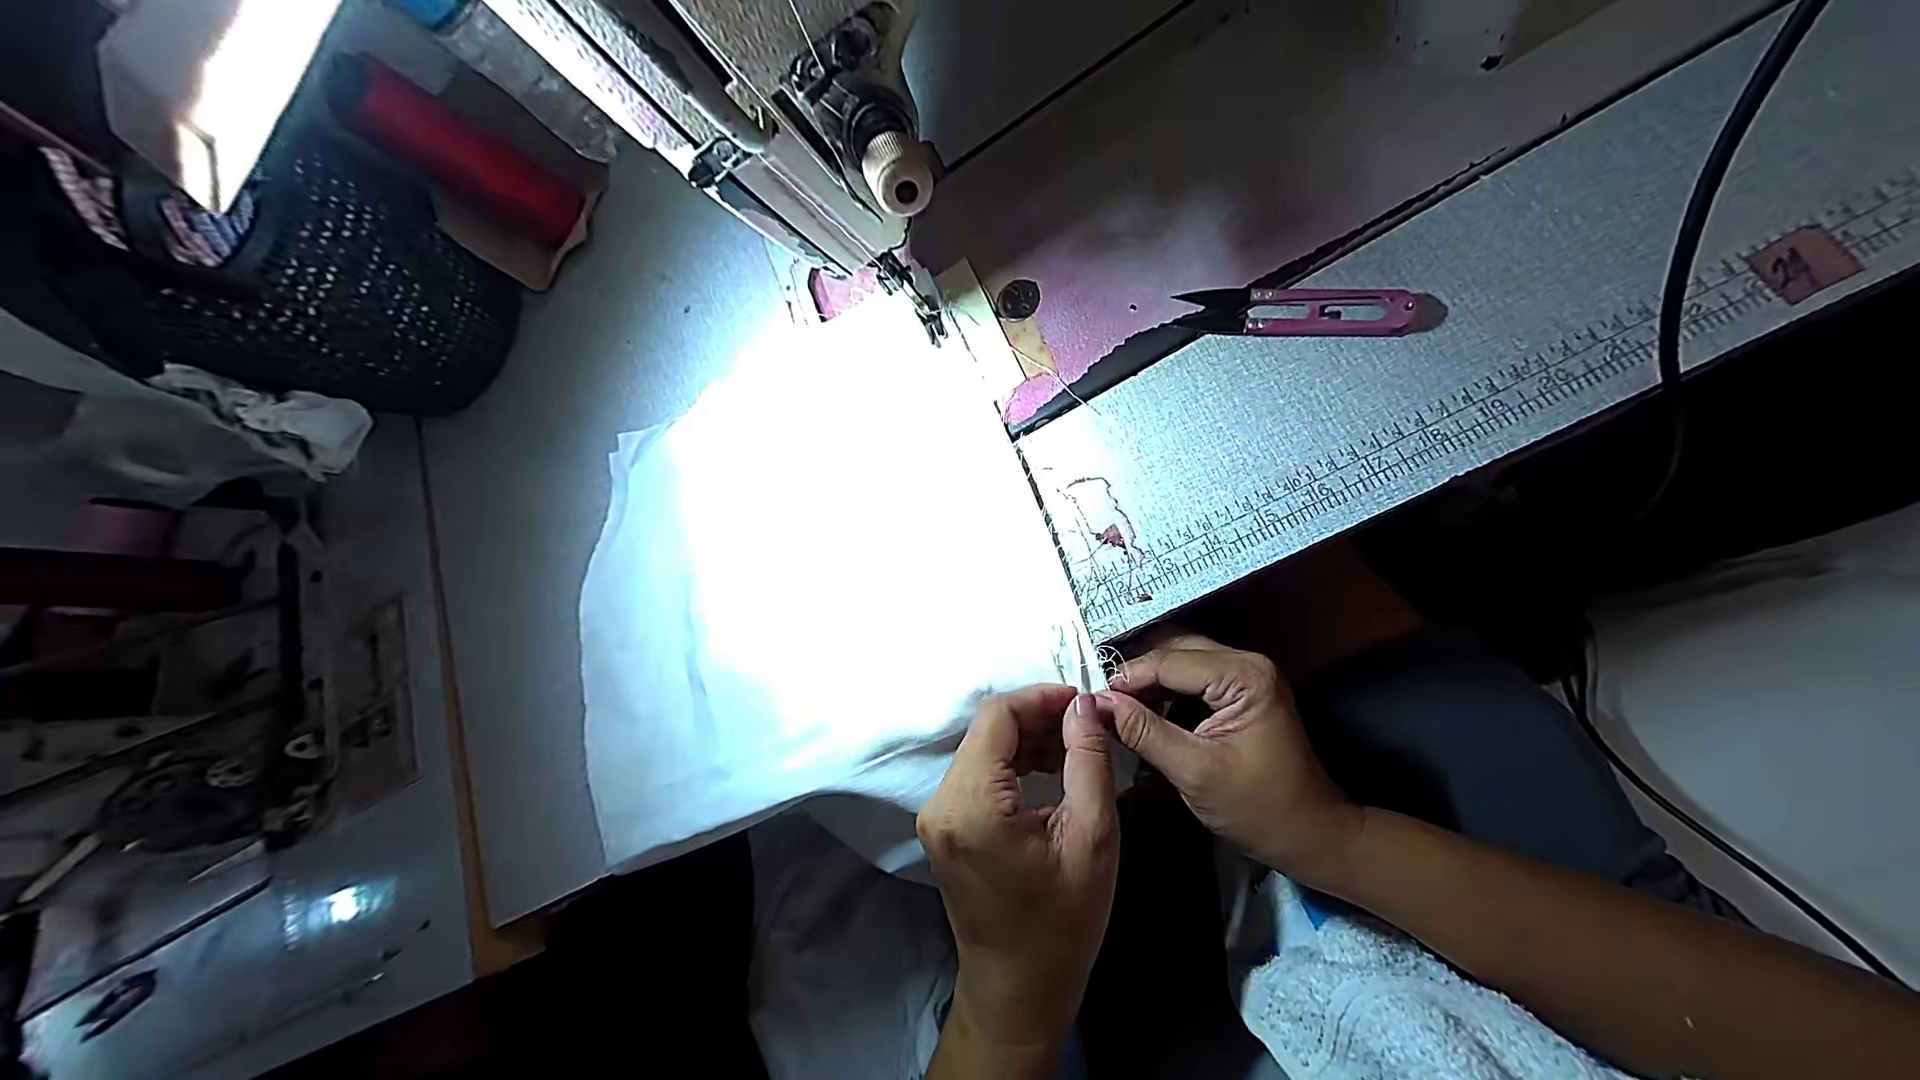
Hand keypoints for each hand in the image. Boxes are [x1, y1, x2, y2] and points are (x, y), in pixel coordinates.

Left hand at [918, 686, 1119, 1059]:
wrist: (1018, 988)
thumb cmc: (1063, 923)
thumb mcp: (1092, 838)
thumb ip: (1087, 760)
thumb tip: (1082, 706)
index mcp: (972, 805)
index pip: (997, 716)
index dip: (1040, 697)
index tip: (1081, 700)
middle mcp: (941, 802)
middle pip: (987, 729)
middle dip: (1037, 717)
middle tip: (1085, 723)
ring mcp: (937, 813)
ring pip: (983, 747)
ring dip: (1027, 738)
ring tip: (1075, 745)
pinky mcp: (943, 823)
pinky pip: (978, 772)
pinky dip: (1012, 761)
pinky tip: (1049, 765)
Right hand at [1097, 633, 1362, 883]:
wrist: (1311, 835)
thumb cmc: (1259, 808)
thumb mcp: (1194, 772)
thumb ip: (1144, 732)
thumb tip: (1098, 704)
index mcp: (1244, 676)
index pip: (1168, 661)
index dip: (1127, 678)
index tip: (1091, 699)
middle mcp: (1246, 662)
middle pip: (1173, 649)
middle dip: (1134, 672)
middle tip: (1100, 700)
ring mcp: (1245, 673)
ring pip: (1179, 657)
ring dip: (1146, 677)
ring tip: (1115, 704)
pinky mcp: (1239, 688)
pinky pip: (1190, 673)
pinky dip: (1162, 686)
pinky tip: (1141, 708)